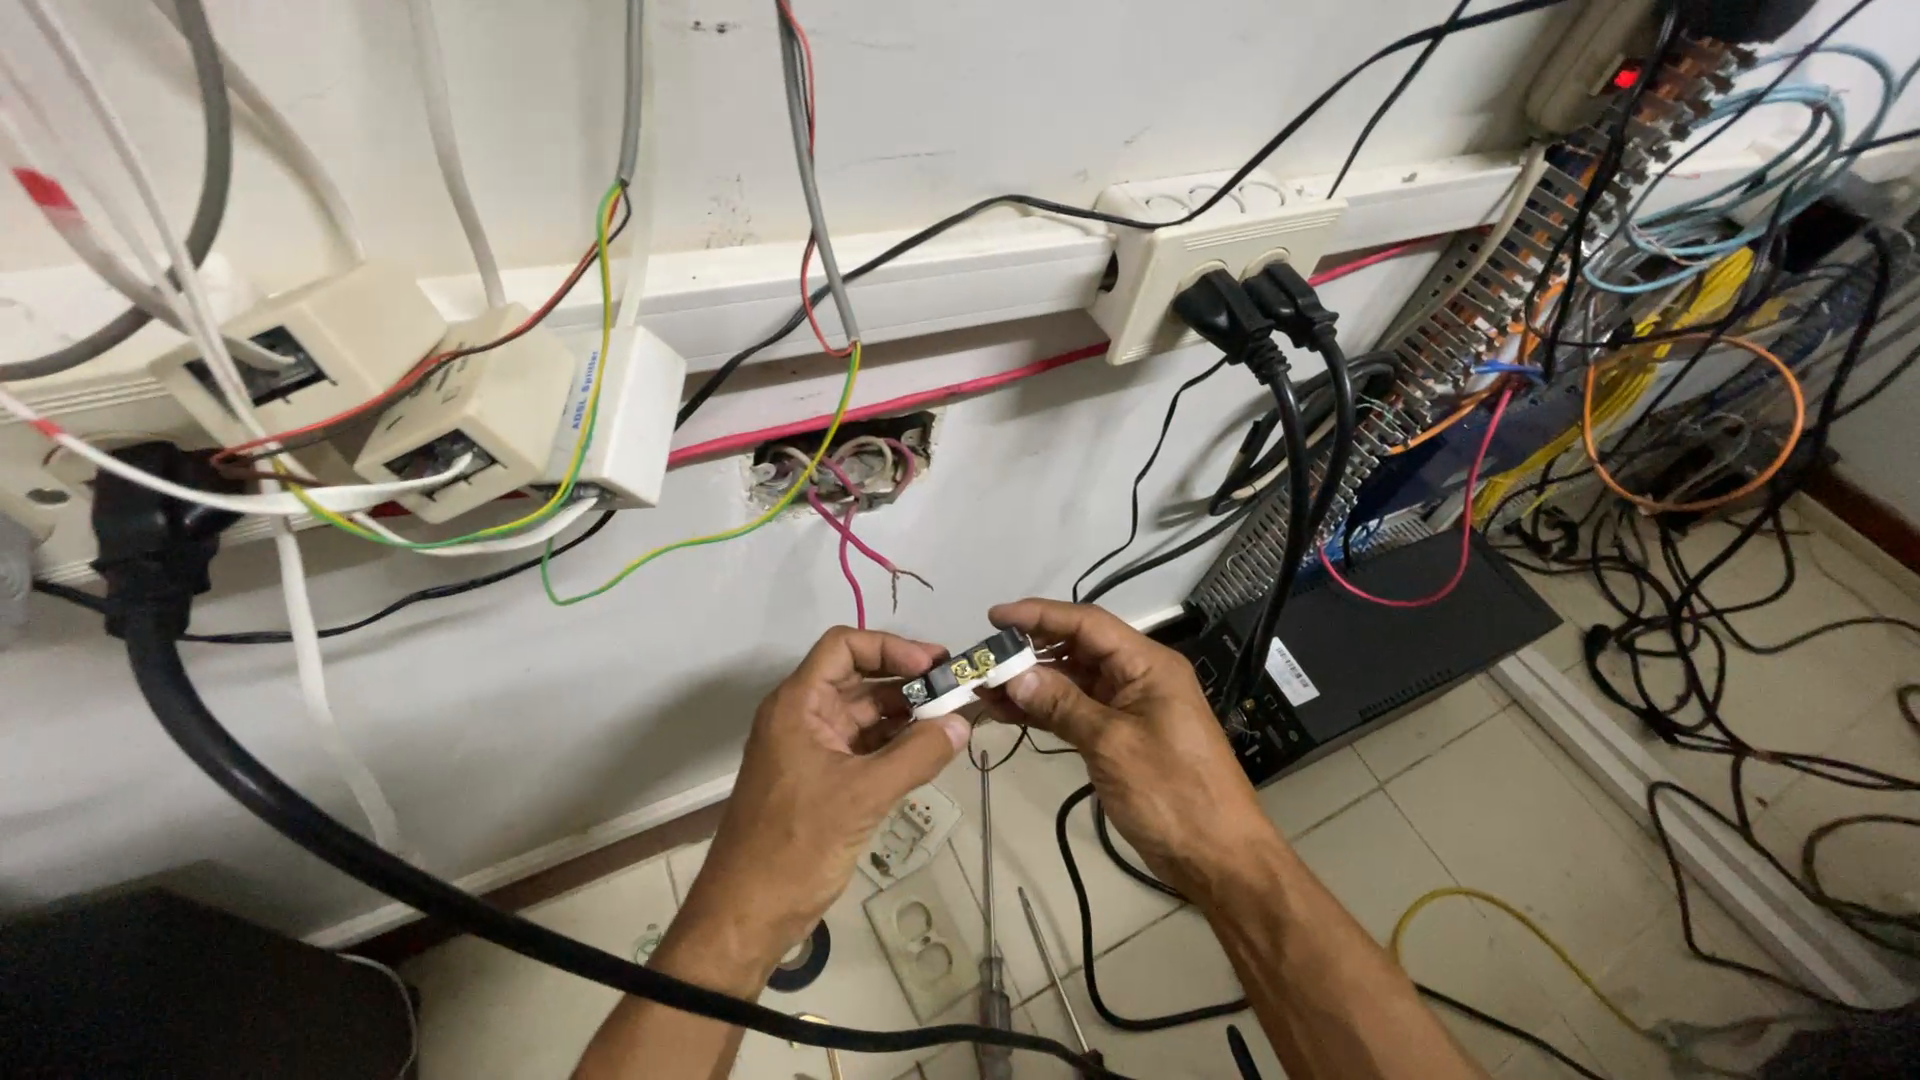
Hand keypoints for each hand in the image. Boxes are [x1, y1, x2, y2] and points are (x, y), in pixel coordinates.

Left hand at [661, 627, 969, 991]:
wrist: (748, 914)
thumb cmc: (795, 845)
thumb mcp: (862, 796)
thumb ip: (917, 755)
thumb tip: (963, 724)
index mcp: (798, 705)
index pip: (843, 647)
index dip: (889, 647)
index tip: (932, 666)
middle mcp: (804, 717)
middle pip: (859, 677)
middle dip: (907, 679)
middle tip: (956, 688)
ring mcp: (813, 749)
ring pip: (866, 713)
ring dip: (907, 713)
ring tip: (953, 719)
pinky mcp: (824, 780)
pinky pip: (866, 746)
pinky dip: (897, 743)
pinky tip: (931, 750)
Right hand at [984, 599, 1283, 905]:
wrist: (1218, 858)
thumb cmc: (1173, 793)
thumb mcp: (1113, 744)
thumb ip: (1063, 705)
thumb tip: (1015, 675)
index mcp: (1148, 665)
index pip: (1087, 624)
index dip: (1039, 615)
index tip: (995, 617)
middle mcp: (1137, 677)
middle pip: (1077, 649)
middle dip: (1029, 652)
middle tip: (983, 660)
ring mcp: (1128, 708)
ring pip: (1072, 682)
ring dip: (1031, 684)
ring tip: (985, 689)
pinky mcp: (1119, 737)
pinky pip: (1075, 712)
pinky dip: (1045, 711)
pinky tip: (1008, 713)